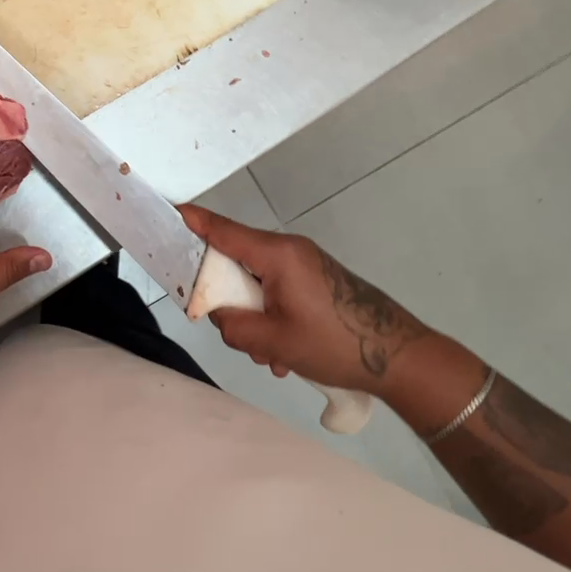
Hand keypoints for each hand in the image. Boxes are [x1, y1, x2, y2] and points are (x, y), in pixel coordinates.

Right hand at [179, 205, 433, 394]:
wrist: (404, 359)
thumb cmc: (336, 345)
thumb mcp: (273, 342)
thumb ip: (232, 325)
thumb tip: (221, 315)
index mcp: (277, 255)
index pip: (222, 230)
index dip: (192, 222)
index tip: (166, 212)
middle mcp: (289, 251)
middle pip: (237, 263)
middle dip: (230, 300)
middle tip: (236, 334)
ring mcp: (306, 264)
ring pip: (257, 284)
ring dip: (255, 318)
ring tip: (272, 357)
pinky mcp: (317, 280)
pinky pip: (278, 291)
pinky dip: (273, 319)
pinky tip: (286, 355)